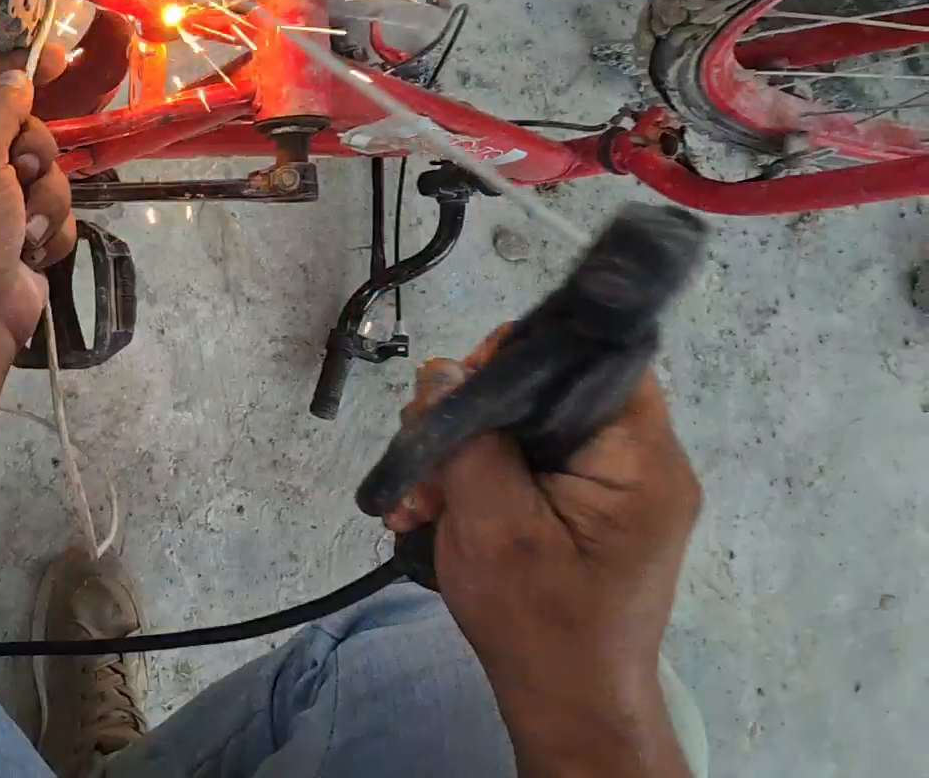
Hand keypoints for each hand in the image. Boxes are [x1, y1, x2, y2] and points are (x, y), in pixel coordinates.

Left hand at [0, 49, 75, 359]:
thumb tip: (15, 75)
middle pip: (23, 131)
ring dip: (44, 201)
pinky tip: (29, 254)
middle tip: (21, 175)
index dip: (15, 71)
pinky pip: (56, 213)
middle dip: (34, 155)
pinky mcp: (23, 237)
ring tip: (22, 229)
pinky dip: (49, 233)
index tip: (58, 57)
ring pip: (48, 175)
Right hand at [384, 331, 701, 776]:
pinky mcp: (565, 504)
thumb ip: (468, 441)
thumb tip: (439, 372)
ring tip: (418, 497)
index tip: (462, 378)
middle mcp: (627, 464)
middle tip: (424, 452)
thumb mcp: (494, 523)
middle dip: (467, 415)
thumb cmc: (539, 619)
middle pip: (539, 394)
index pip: (599, 366)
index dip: (527, 354)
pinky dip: (461, 478)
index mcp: (637, 463)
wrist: (560, 701)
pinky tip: (425, 508)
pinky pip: (507, 462)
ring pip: (510, 427)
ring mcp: (595, 486)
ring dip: (451, 454)